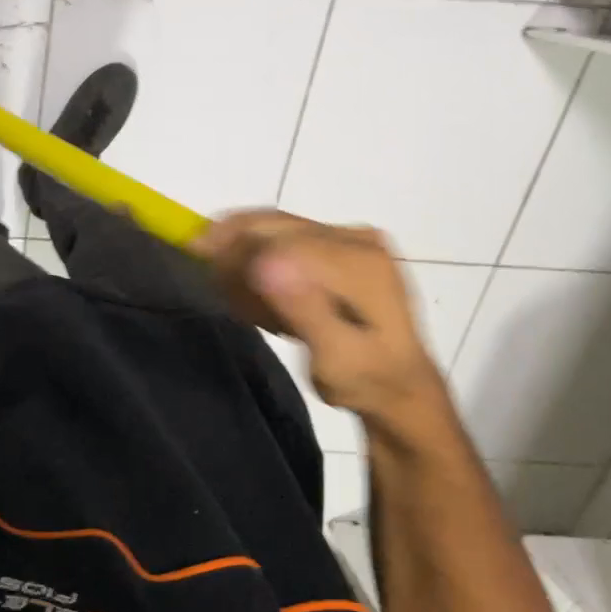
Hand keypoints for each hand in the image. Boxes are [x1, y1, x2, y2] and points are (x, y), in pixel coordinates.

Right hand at [193, 210, 446, 432]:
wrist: (400, 386)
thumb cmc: (365, 379)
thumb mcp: (334, 356)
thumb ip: (304, 309)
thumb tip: (267, 263)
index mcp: (359, 262)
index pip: (281, 239)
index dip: (236, 254)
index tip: (210, 283)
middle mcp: (357, 239)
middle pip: (277, 226)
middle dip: (234, 250)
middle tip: (211, 286)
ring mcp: (351, 240)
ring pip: (277, 229)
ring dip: (243, 255)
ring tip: (233, 296)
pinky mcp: (342, 248)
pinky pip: (287, 239)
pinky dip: (259, 260)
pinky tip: (256, 295)